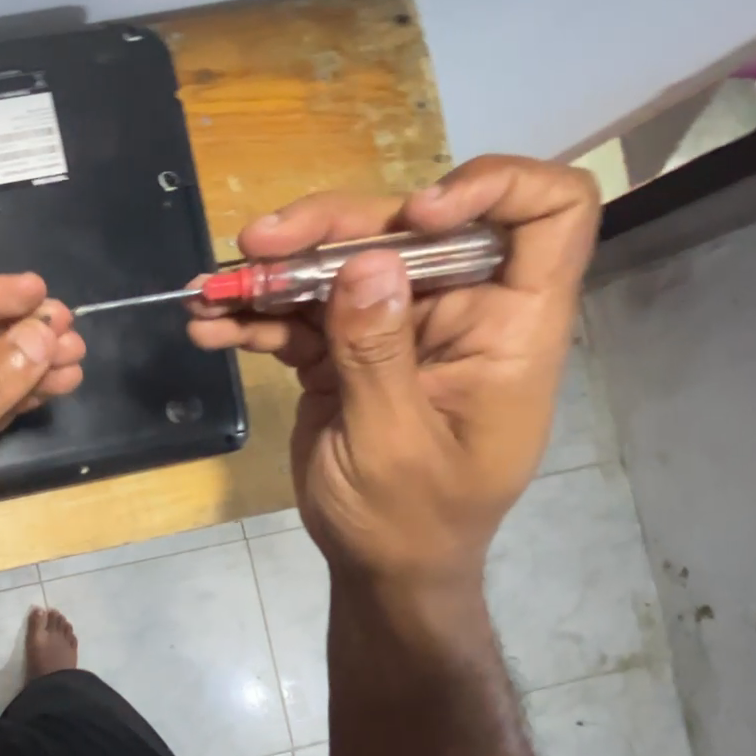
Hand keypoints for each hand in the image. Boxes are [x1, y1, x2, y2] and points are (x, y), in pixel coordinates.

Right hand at [187, 156, 600, 583]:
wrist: (379, 567)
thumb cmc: (411, 520)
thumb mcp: (394, 445)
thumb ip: (379, 355)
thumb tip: (367, 261)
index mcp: (506, 328)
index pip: (546, 216)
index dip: (490, 188)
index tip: (412, 215)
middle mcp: (455, 313)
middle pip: (405, 231)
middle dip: (327, 229)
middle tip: (254, 245)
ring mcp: (393, 330)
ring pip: (338, 267)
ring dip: (270, 275)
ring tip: (209, 294)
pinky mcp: (342, 351)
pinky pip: (298, 318)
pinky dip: (253, 320)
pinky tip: (209, 328)